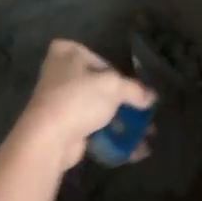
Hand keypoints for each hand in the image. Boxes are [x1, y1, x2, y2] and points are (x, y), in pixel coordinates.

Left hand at [12, 39, 155, 171]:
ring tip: (148, 136)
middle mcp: (60, 70)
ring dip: (123, 122)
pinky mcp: (65, 123)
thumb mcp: (112, 87)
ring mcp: (61, 98)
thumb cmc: (78, 99)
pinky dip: (113, 136)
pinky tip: (135, 149)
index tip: (137, 93)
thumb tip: (151, 96)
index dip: (122, 77)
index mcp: (66, 51)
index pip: (102, 61)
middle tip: (148, 117)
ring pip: (99, 108)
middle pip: (101, 86)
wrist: (50, 135)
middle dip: (126, 104)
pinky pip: (94, 126)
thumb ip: (134, 89)